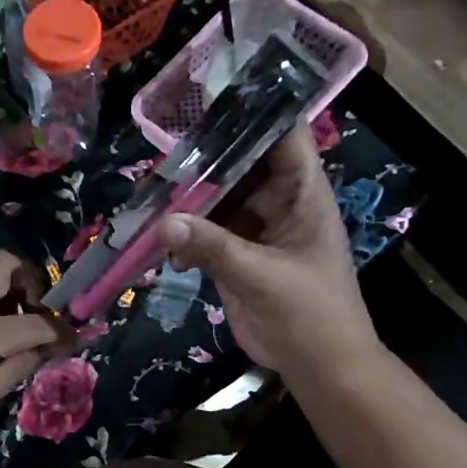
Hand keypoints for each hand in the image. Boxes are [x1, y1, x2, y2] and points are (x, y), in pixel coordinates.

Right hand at [156, 123, 379, 374]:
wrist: (317, 366)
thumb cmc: (309, 313)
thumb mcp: (260, 275)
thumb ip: (211, 246)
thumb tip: (160, 222)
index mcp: (302, 195)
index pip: (284, 139)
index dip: (255, 115)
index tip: (212, 101)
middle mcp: (277, 205)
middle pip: (239, 167)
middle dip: (203, 162)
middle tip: (162, 156)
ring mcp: (254, 231)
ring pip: (216, 202)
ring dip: (186, 203)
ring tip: (149, 196)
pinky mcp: (235, 257)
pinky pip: (204, 235)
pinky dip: (183, 236)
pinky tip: (160, 243)